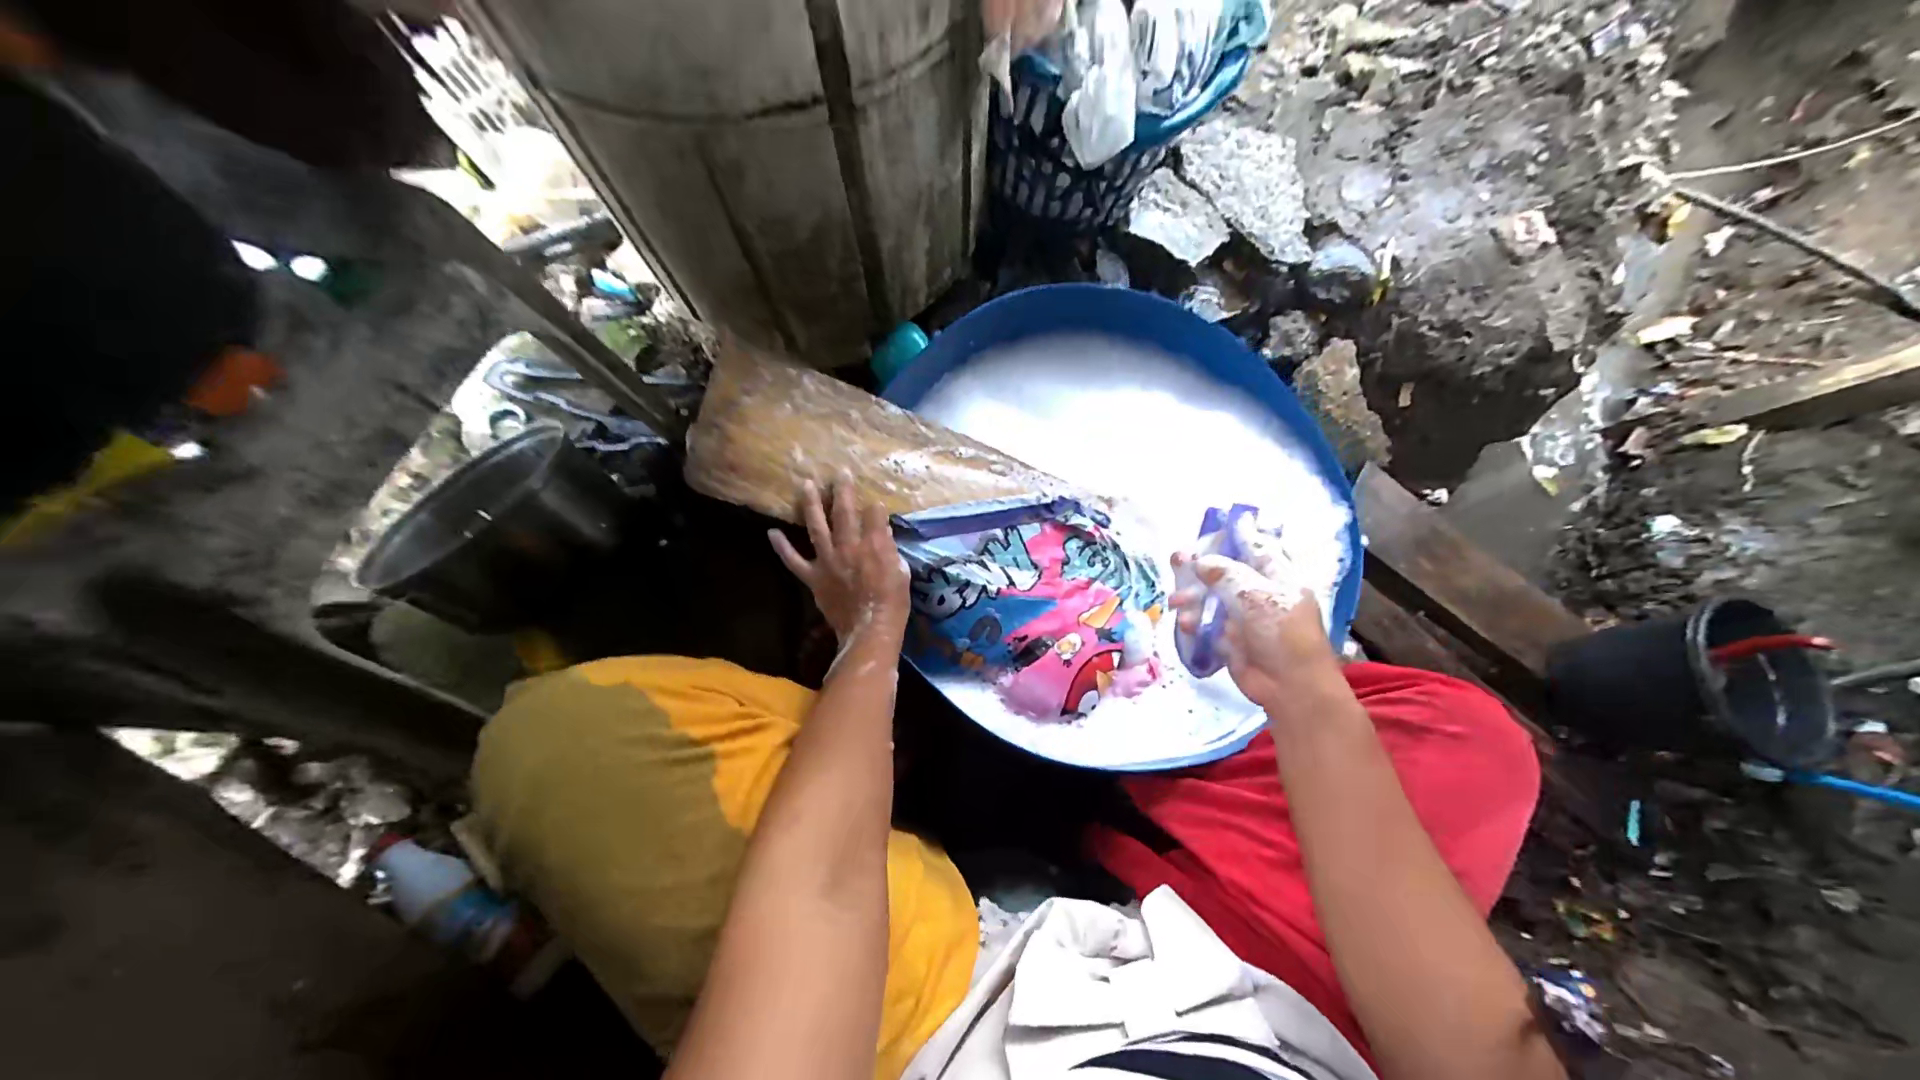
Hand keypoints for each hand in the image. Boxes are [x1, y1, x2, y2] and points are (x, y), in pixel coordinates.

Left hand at [769, 473, 908, 645]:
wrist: (869, 631)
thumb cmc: (893, 604)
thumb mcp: (901, 572)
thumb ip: (889, 550)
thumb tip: (882, 534)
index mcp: (874, 544)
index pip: (874, 514)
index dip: (875, 506)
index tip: (875, 502)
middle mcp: (849, 546)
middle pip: (844, 512)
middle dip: (843, 490)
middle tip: (839, 472)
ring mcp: (828, 560)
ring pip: (817, 526)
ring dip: (811, 504)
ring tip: (806, 485)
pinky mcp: (814, 577)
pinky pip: (794, 561)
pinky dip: (782, 547)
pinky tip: (772, 532)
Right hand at [1170, 516, 1335, 710]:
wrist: (1290, 687)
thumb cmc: (1282, 634)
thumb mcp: (1257, 596)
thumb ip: (1226, 573)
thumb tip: (1200, 561)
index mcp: (1277, 578)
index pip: (1255, 549)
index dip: (1234, 537)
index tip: (1209, 531)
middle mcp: (1260, 595)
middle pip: (1226, 573)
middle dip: (1200, 568)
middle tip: (1176, 560)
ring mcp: (1244, 619)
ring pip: (1211, 599)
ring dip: (1192, 597)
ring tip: (1176, 601)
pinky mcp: (1230, 640)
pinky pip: (1205, 625)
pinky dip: (1193, 622)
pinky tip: (1185, 624)